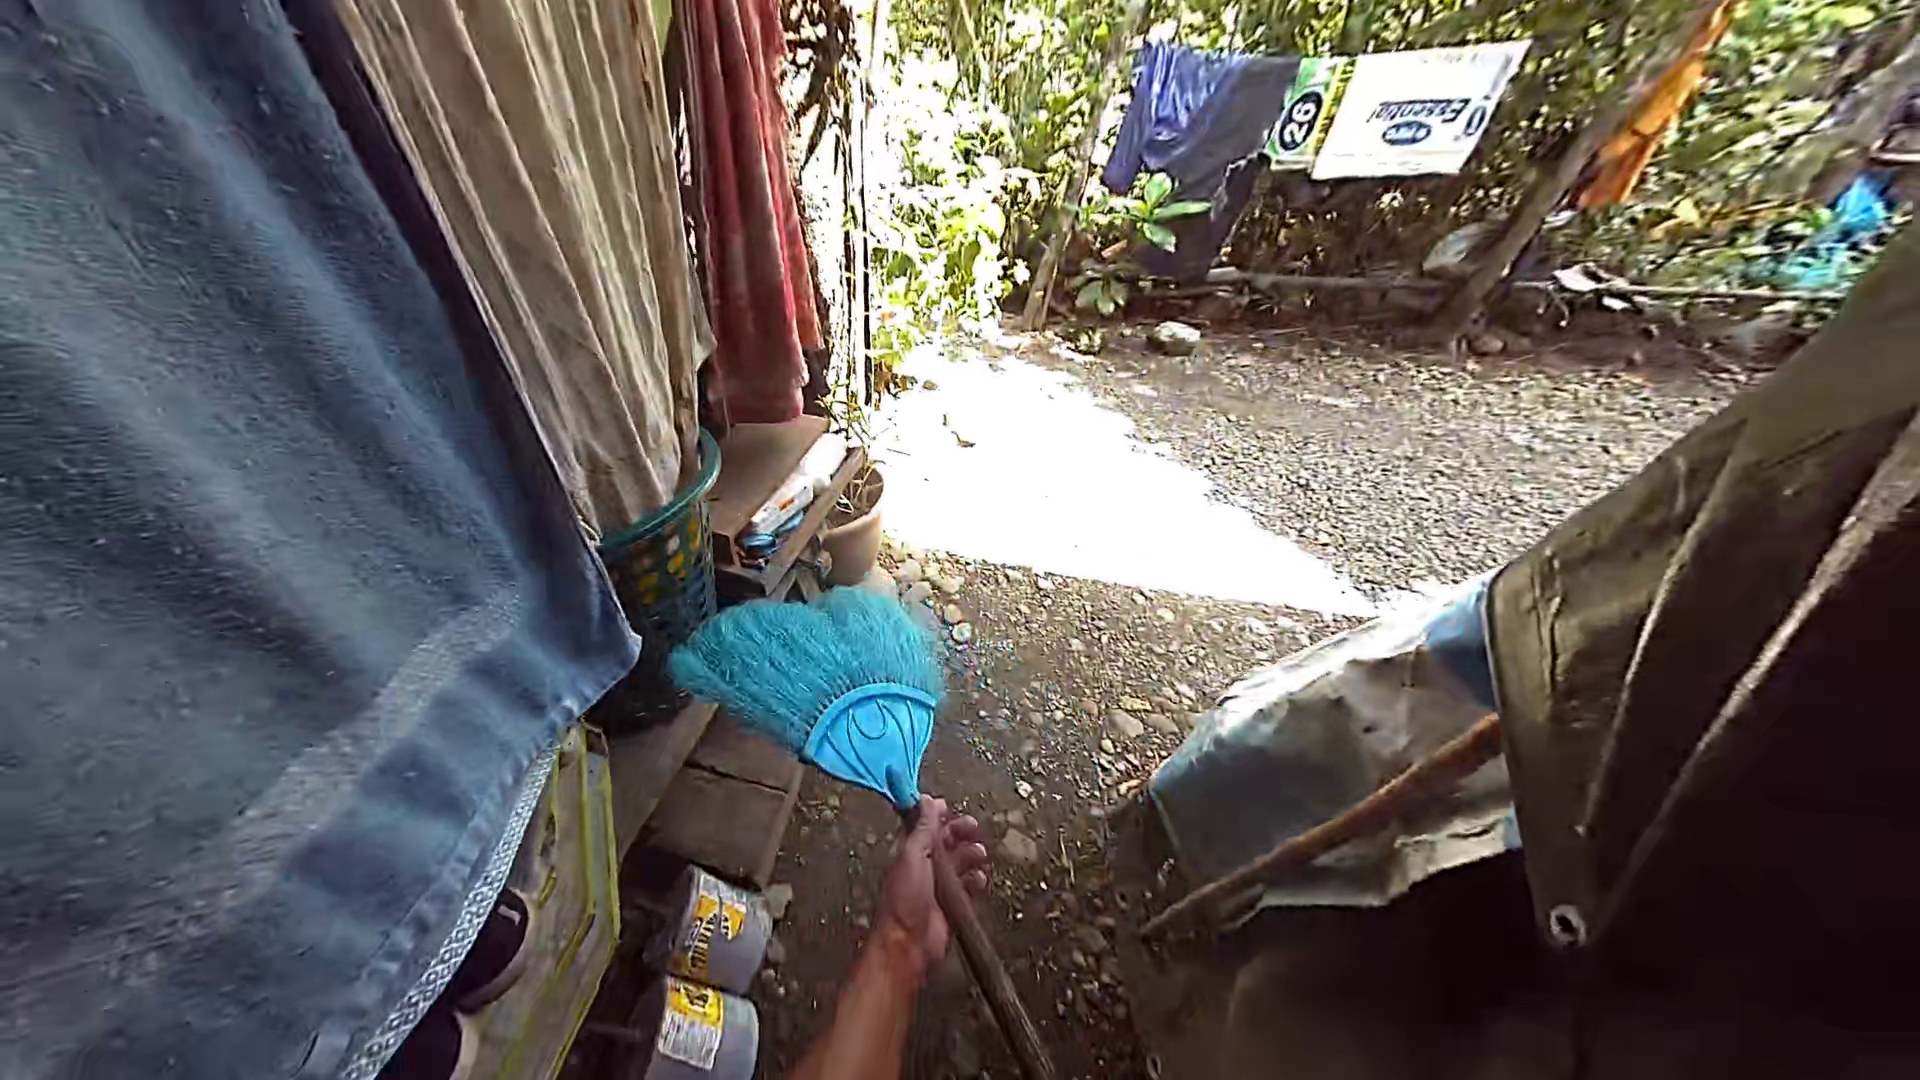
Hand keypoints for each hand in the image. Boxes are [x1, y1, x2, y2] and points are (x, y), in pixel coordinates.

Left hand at [875, 796, 989, 973]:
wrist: (909, 945)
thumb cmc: (906, 896)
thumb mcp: (913, 853)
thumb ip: (922, 826)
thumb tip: (927, 798)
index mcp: (909, 849)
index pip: (923, 824)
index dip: (935, 814)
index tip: (949, 807)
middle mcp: (923, 863)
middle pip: (945, 839)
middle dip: (959, 831)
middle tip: (973, 827)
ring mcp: (938, 883)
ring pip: (959, 859)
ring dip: (970, 853)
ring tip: (979, 855)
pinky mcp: (952, 902)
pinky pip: (969, 885)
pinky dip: (976, 880)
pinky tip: (979, 880)